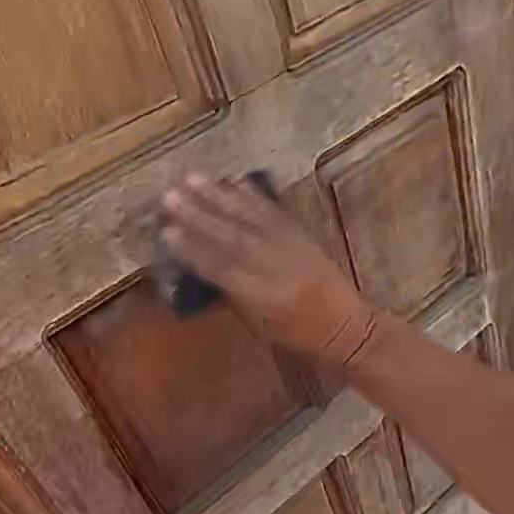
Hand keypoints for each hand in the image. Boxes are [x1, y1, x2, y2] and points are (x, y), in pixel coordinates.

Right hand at [159, 173, 380, 368]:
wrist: (346, 328)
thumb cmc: (294, 334)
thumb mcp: (256, 322)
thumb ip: (229, 291)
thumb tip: (196, 263)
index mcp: (262, 298)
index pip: (221, 269)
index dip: (193, 250)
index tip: (167, 233)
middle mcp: (277, 269)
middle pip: (233, 237)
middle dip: (199, 215)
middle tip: (170, 195)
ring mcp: (293, 248)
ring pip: (251, 218)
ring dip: (219, 196)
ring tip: (192, 178)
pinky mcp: (304, 234)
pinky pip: (275, 212)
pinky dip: (252, 196)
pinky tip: (234, 181)